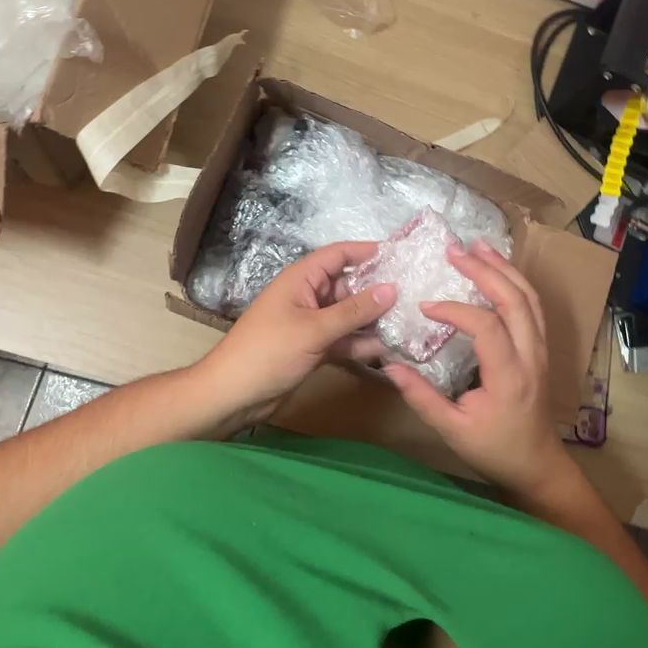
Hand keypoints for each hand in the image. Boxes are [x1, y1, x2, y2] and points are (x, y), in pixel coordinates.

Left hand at [202, 241, 397, 417]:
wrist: (233, 395)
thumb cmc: (268, 352)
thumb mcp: (314, 329)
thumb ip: (354, 310)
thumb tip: (392, 289)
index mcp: (302, 279)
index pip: (339, 255)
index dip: (368, 252)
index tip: (401, 255)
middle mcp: (309, 296)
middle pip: (349, 286)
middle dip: (378, 291)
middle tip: (415, 296)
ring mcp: (312, 324)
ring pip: (350, 315)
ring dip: (374, 320)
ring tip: (410, 323)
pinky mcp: (314, 348)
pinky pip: (344, 339)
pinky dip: (362, 343)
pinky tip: (389, 349)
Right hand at [383, 239, 574, 497]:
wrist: (538, 464)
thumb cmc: (495, 449)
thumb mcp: (452, 430)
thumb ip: (422, 398)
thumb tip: (390, 367)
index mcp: (509, 375)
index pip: (487, 326)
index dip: (456, 310)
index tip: (427, 307)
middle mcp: (531, 354)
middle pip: (515, 299)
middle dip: (485, 270)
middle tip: (454, 251)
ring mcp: (540, 348)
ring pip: (529, 297)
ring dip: (503, 268)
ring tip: (477, 246)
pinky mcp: (541, 347)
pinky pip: (532, 305)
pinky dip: (515, 281)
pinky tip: (497, 268)